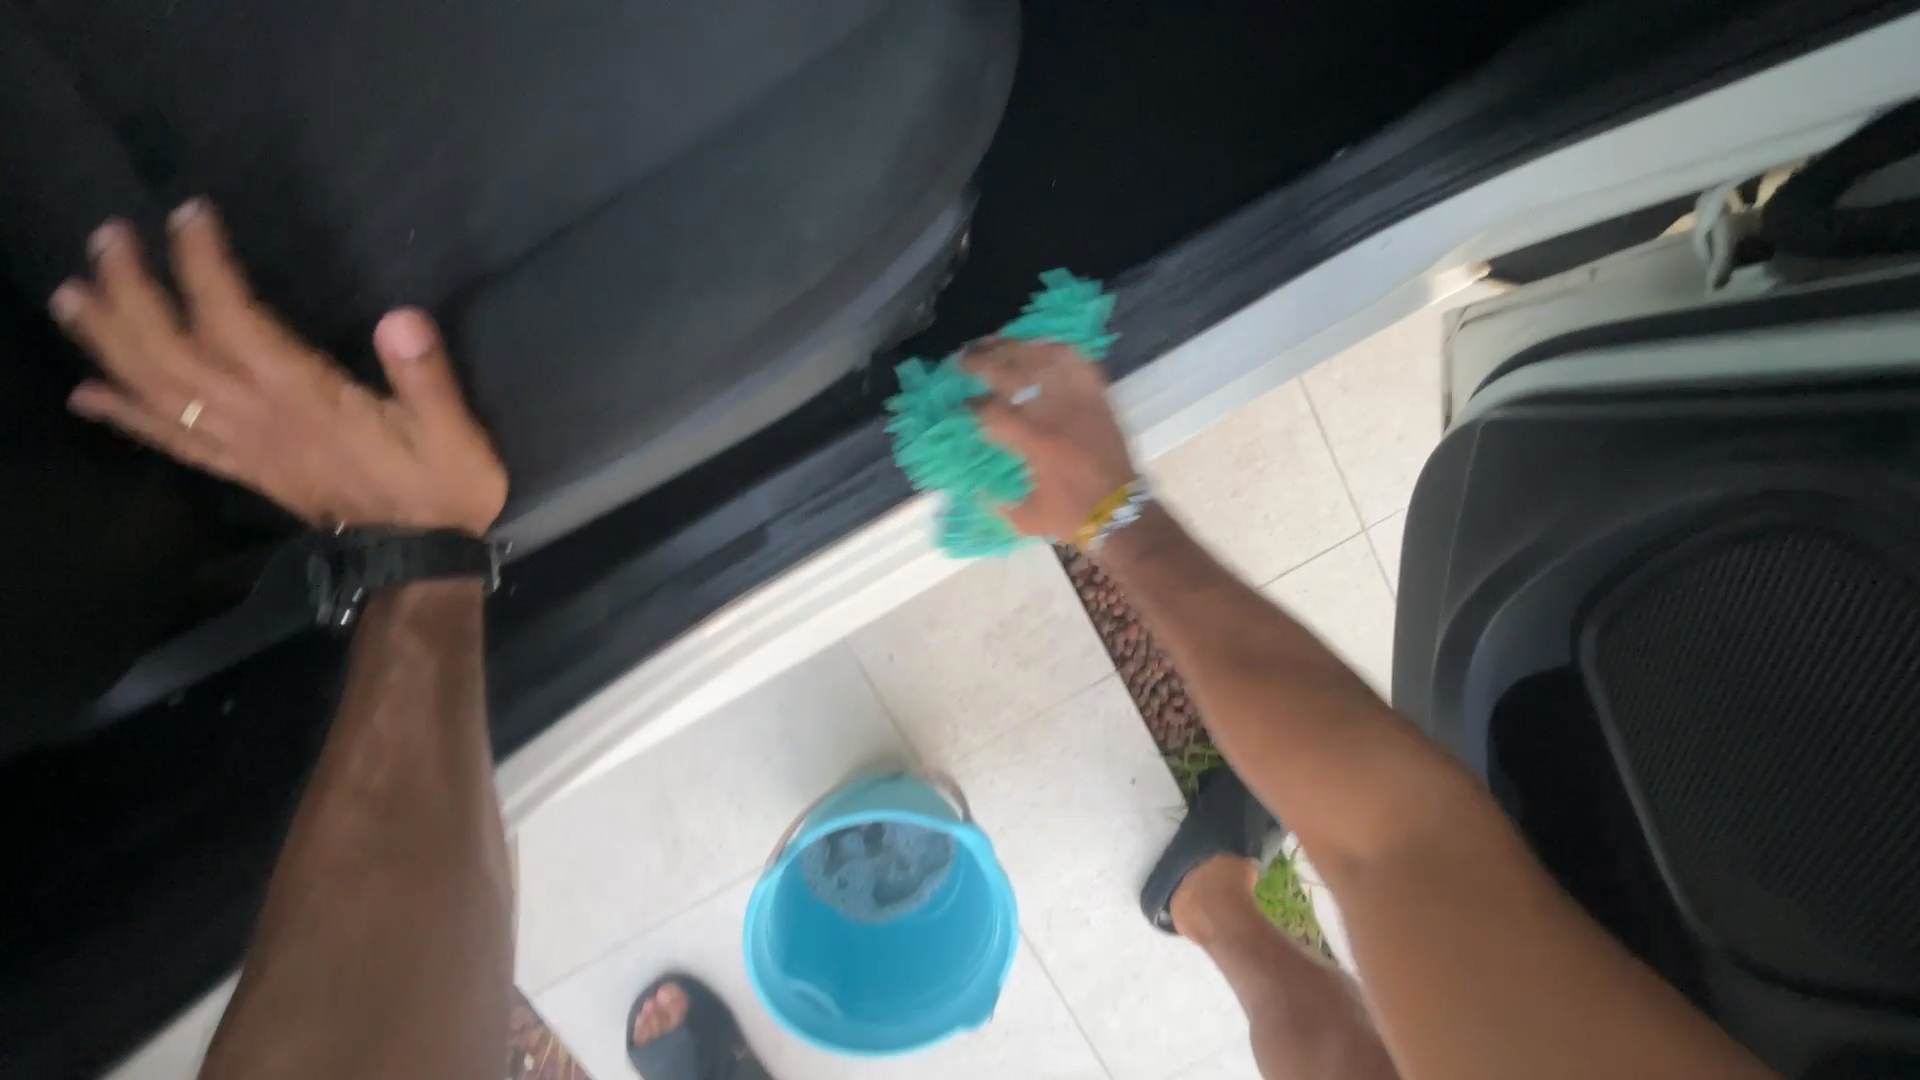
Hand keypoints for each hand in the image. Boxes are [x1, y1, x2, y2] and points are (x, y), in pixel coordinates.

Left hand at [51, 200, 506, 535]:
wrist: (423, 558)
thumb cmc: (444, 489)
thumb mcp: (456, 433)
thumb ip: (426, 378)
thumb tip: (401, 317)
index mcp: (308, 400)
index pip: (235, 321)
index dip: (204, 266)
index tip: (189, 216)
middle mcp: (261, 418)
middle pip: (171, 349)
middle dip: (133, 289)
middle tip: (108, 237)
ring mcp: (248, 448)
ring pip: (158, 390)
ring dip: (109, 340)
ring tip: (73, 293)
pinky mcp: (250, 472)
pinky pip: (176, 442)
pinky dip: (126, 417)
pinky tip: (88, 395)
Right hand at [963, 340, 1136, 540]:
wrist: (1123, 514)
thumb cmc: (1072, 517)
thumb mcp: (1025, 518)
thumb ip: (995, 501)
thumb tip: (975, 484)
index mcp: (1036, 443)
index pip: (993, 410)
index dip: (971, 405)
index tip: (960, 405)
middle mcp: (1057, 414)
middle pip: (1013, 373)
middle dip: (982, 362)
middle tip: (963, 359)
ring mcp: (1081, 401)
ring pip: (1045, 357)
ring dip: (1016, 347)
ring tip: (995, 344)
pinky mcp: (1099, 398)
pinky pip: (1077, 362)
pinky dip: (1056, 350)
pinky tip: (1038, 347)